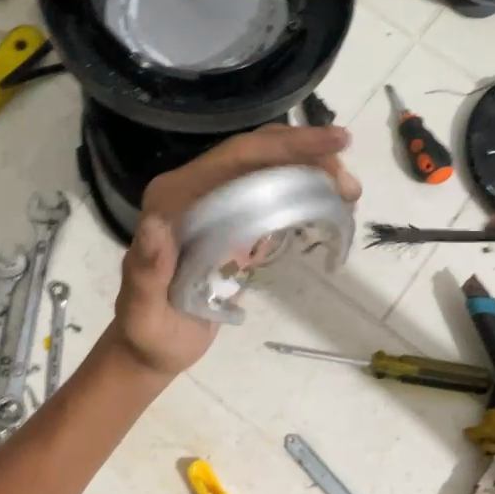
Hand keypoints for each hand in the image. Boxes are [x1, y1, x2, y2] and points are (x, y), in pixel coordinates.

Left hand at [110, 124, 360, 376]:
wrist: (153, 348)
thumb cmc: (148, 332)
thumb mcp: (143, 308)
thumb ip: (148, 269)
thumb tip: (158, 225)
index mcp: (173, 198)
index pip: (235, 157)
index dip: (286, 146)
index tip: (334, 145)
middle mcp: (193, 190)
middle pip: (256, 154)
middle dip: (307, 154)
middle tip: (350, 182)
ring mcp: (213, 204)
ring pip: (267, 169)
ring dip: (310, 172)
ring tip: (348, 193)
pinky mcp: (230, 221)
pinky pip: (268, 194)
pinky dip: (301, 193)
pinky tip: (327, 204)